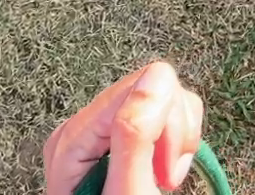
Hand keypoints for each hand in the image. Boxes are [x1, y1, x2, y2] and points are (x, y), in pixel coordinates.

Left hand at [42, 61, 205, 194]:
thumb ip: (136, 134)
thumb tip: (156, 75)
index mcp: (74, 136)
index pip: (143, 84)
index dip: (167, 122)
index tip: (164, 174)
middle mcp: (86, 124)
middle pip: (155, 86)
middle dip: (173, 131)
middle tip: (165, 180)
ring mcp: (106, 127)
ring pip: (166, 94)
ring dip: (179, 136)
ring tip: (165, 179)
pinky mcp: (127, 131)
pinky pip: (169, 109)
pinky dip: (179, 138)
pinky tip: (165, 170)